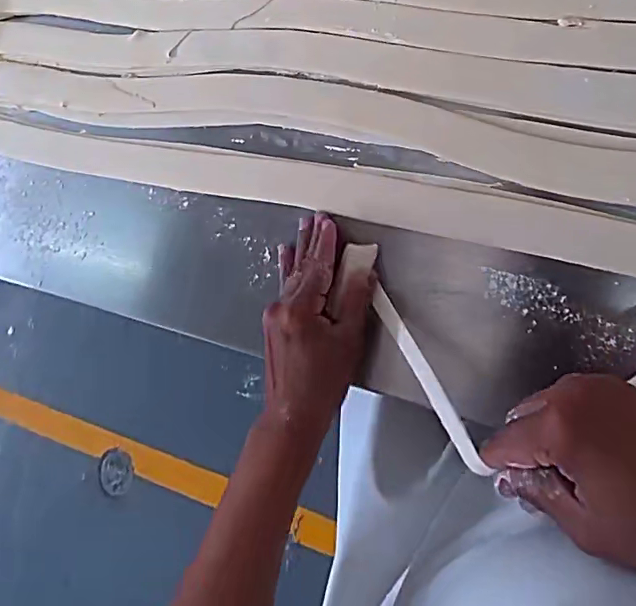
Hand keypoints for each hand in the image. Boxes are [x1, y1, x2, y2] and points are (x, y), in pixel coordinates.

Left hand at [260, 213, 374, 444]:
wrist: (292, 416)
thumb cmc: (320, 386)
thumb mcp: (349, 340)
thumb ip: (355, 300)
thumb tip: (362, 274)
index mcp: (301, 309)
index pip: (319, 266)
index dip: (327, 242)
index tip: (331, 224)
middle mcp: (282, 307)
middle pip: (302, 266)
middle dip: (312, 241)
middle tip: (318, 220)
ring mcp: (274, 314)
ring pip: (292, 275)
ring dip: (301, 252)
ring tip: (304, 230)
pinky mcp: (273, 322)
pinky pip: (284, 287)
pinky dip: (289, 270)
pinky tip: (286, 258)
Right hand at [482, 372, 635, 583]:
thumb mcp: (586, 525)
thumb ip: (539, 494)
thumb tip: (517, 479)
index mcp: (561, 424)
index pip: (505, 439)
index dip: (498, 464)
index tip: (497, 476)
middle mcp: (577, 393)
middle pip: (524, 414)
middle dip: (523, 446)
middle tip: (538, 485)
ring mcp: (600, 386)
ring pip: (549, 403)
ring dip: (547, 431)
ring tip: (573, 474)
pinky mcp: (620, 388)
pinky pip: (576, 398)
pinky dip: (572, 419)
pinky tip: (593, 455)